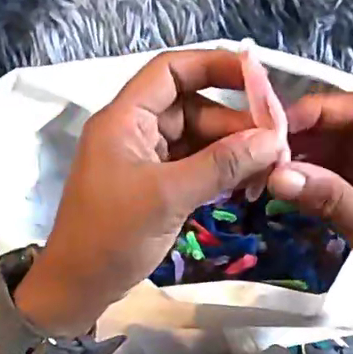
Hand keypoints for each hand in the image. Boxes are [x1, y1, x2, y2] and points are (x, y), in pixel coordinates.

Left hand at [15, 50, 287, 334]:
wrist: (77, 287)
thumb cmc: (111, 236)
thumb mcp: (168, 197)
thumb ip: (220, 165)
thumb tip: (272, 140)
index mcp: (124, 118)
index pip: (171, 71)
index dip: (215, 66)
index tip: (259, 78)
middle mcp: (134, 131)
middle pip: (192, 107)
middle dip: (234, 123)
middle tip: (275, 146)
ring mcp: (144, 160)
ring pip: (196, 140)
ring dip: (231, 151)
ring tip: (267, 169)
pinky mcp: (153, 187)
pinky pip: (192, 167)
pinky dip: (218, 172)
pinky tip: (247, 183)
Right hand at [265, 91, 352, 328]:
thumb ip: (329, 198)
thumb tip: (276, 173)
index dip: (319, 111)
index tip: (275, 126)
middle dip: (310, 136)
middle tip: (264, 151)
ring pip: (348, 154)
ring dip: (311, 160)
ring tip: (270, 170)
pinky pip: (350, 179)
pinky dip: (322, 182)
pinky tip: (292, 187)